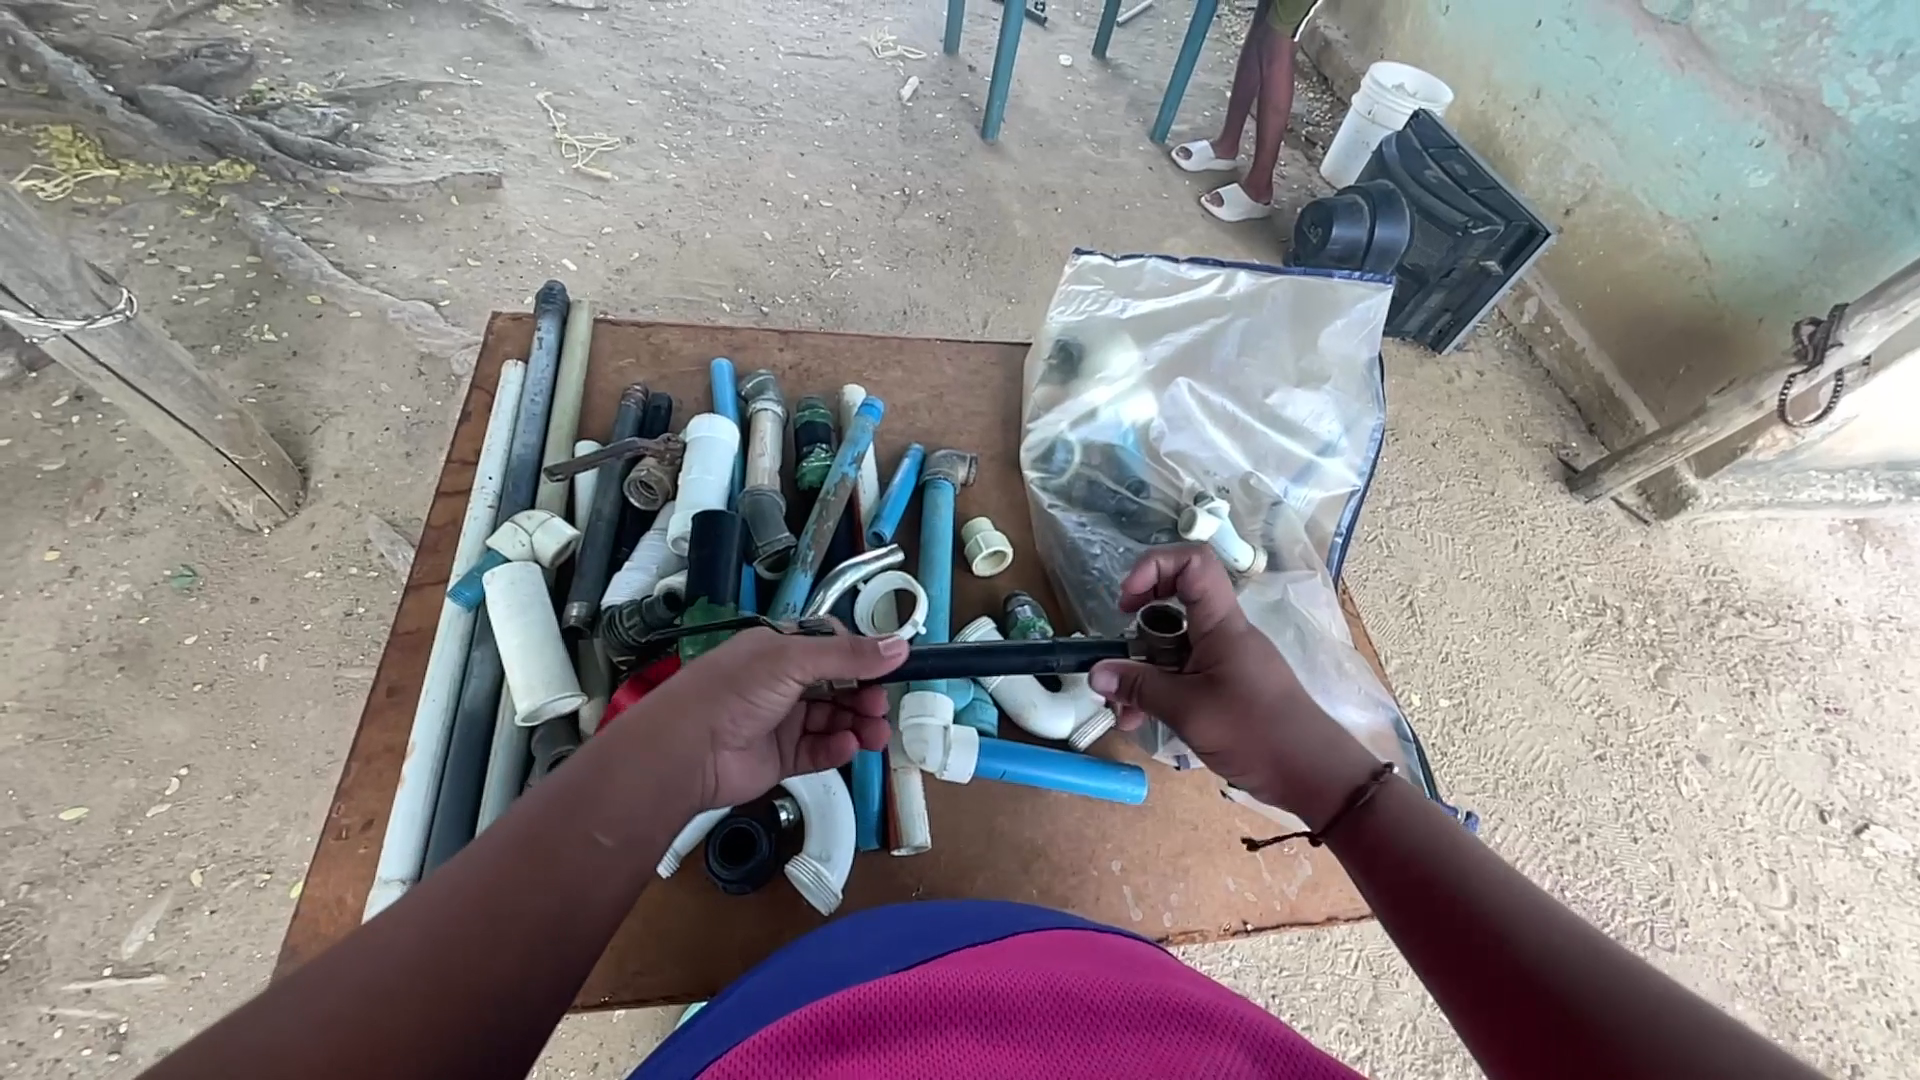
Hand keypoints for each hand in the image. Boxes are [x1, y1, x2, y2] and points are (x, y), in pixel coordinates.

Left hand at [616, 627, 905, 809]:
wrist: (684, 753)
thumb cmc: (732, 691)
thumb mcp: (792, 660)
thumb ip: (848, 656)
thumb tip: (899, 646)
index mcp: (781, 649)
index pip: (833, 646)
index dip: (861, 657)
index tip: (889, 668)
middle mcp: (783, 682)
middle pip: (838, 685)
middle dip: (865, 695)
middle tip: (882, 707)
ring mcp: (782, 720)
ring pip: (834, 719)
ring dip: (859, 723)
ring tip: (877, 733)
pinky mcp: (781, 756)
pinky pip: (819, 750)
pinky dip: (837, 749)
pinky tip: (848, 747)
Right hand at [1088, 545, 1378, 823]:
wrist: (1315, 776)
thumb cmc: (1257, 733)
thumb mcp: (1189, 711)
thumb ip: (1140, 688)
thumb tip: (1095, 673)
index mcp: (1222, 624)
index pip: (1193, 562)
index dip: (1154, 567)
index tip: (1127, 602)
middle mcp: (1223, 633)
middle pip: (1173, 605)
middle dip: (1135, 633)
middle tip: (1117, 659)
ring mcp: (1224, 660)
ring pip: (1172, 647)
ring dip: (1141, 672)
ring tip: (1122, 711)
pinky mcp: (1225, 685)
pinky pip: (1182, 674)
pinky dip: (1157, 691)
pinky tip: (1140, 721)